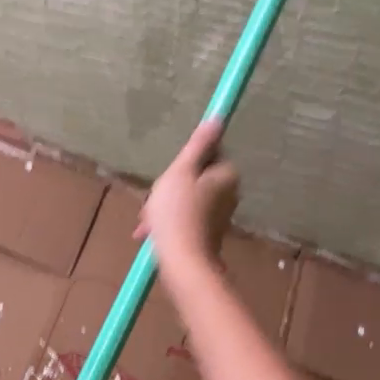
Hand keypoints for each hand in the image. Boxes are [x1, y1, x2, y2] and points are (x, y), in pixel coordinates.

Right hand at [136, 120, 239, 271]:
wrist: (182, 262)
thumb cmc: (177, 211)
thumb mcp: (182, 170)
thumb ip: (199, 144)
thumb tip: (218, 118)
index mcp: (227, 175)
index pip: (207, 153)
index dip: (184, 162)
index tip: (168, 176)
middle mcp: (230, 193)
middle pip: (196, 176)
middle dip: (171, 187)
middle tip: (154, 200)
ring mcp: (220, 215)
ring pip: (189, 197)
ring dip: (167, 205)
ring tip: (148, 220)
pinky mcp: (210, 233)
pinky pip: (188, 217)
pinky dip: (171, 221)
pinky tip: (151, 232)